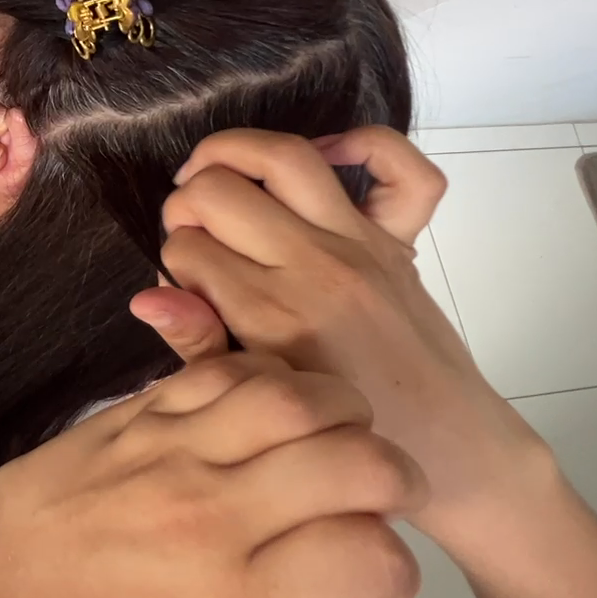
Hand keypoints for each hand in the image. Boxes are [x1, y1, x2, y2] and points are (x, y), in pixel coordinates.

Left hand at [0, 352, 425, 597]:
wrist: (14, 554)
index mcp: (233, 590)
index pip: (371, 559)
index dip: (397, 561)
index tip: (372, 558)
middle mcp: (208, 510)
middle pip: (352, 463)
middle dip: (393, 471)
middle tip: (376, 483)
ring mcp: (170, 445)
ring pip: (290, 397)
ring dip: (338, 406)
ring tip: (336, 429)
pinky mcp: (141, 405)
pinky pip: (221, 366)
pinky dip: (266, 373)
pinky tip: (270, 398)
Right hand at [135, 127, 550, 538]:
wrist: (450, 453)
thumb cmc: (335, 429)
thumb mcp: (248, 396)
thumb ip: (193, 342)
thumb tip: (145, 296)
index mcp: (269, 313)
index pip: (184, 248)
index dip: (172, 262)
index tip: (187, 286)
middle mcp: (313, 266)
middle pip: (216, 190)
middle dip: (183, 204)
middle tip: (189, 232)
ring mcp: (362, 246)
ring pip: (285, 156)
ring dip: (231, 150)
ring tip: (210, 171)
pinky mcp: (401, 240)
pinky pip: (406, 172)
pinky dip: (366, 144)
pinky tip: (324, 155)